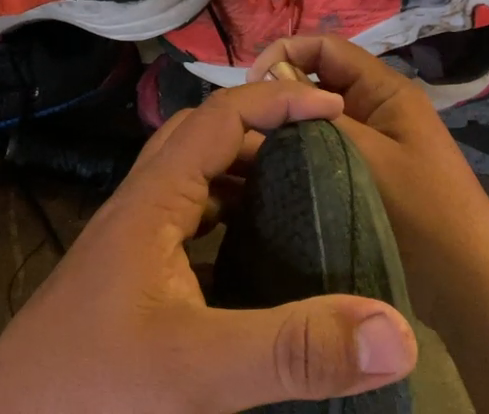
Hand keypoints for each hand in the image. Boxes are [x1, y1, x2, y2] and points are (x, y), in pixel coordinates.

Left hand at [0, 80, 418, 413]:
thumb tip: (395, 330)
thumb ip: (294, 349)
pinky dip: (224, 221)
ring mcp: (128, 245)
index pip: (219, 118)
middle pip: (203, 141)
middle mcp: (138, 209)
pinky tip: (251, 259)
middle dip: (261, 131)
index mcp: (151, 201)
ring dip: (241, 176)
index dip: (277, 102)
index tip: (335, 110)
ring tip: (299, 195)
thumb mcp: (198, 368)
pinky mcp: (126, 281)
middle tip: (320, 151)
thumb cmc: (92, 385)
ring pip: (191, 184)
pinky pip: (184, 226)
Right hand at [252, 37, 488, 412]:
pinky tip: (276, 175)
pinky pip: (326, 149)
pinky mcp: (369, 175)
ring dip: (290, 126)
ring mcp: (376, 143)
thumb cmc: (424, 216)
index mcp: (386, 90)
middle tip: (245, 123)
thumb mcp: (367, 159)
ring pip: (320, 117)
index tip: (250, 85)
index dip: (284, 53)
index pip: (326, 47)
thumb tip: (271, 88)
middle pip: (320, 79)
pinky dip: (302, 153)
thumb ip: (319, 120)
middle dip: (282, 92)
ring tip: (252, 149)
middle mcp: (379, 108)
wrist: (472, 290)